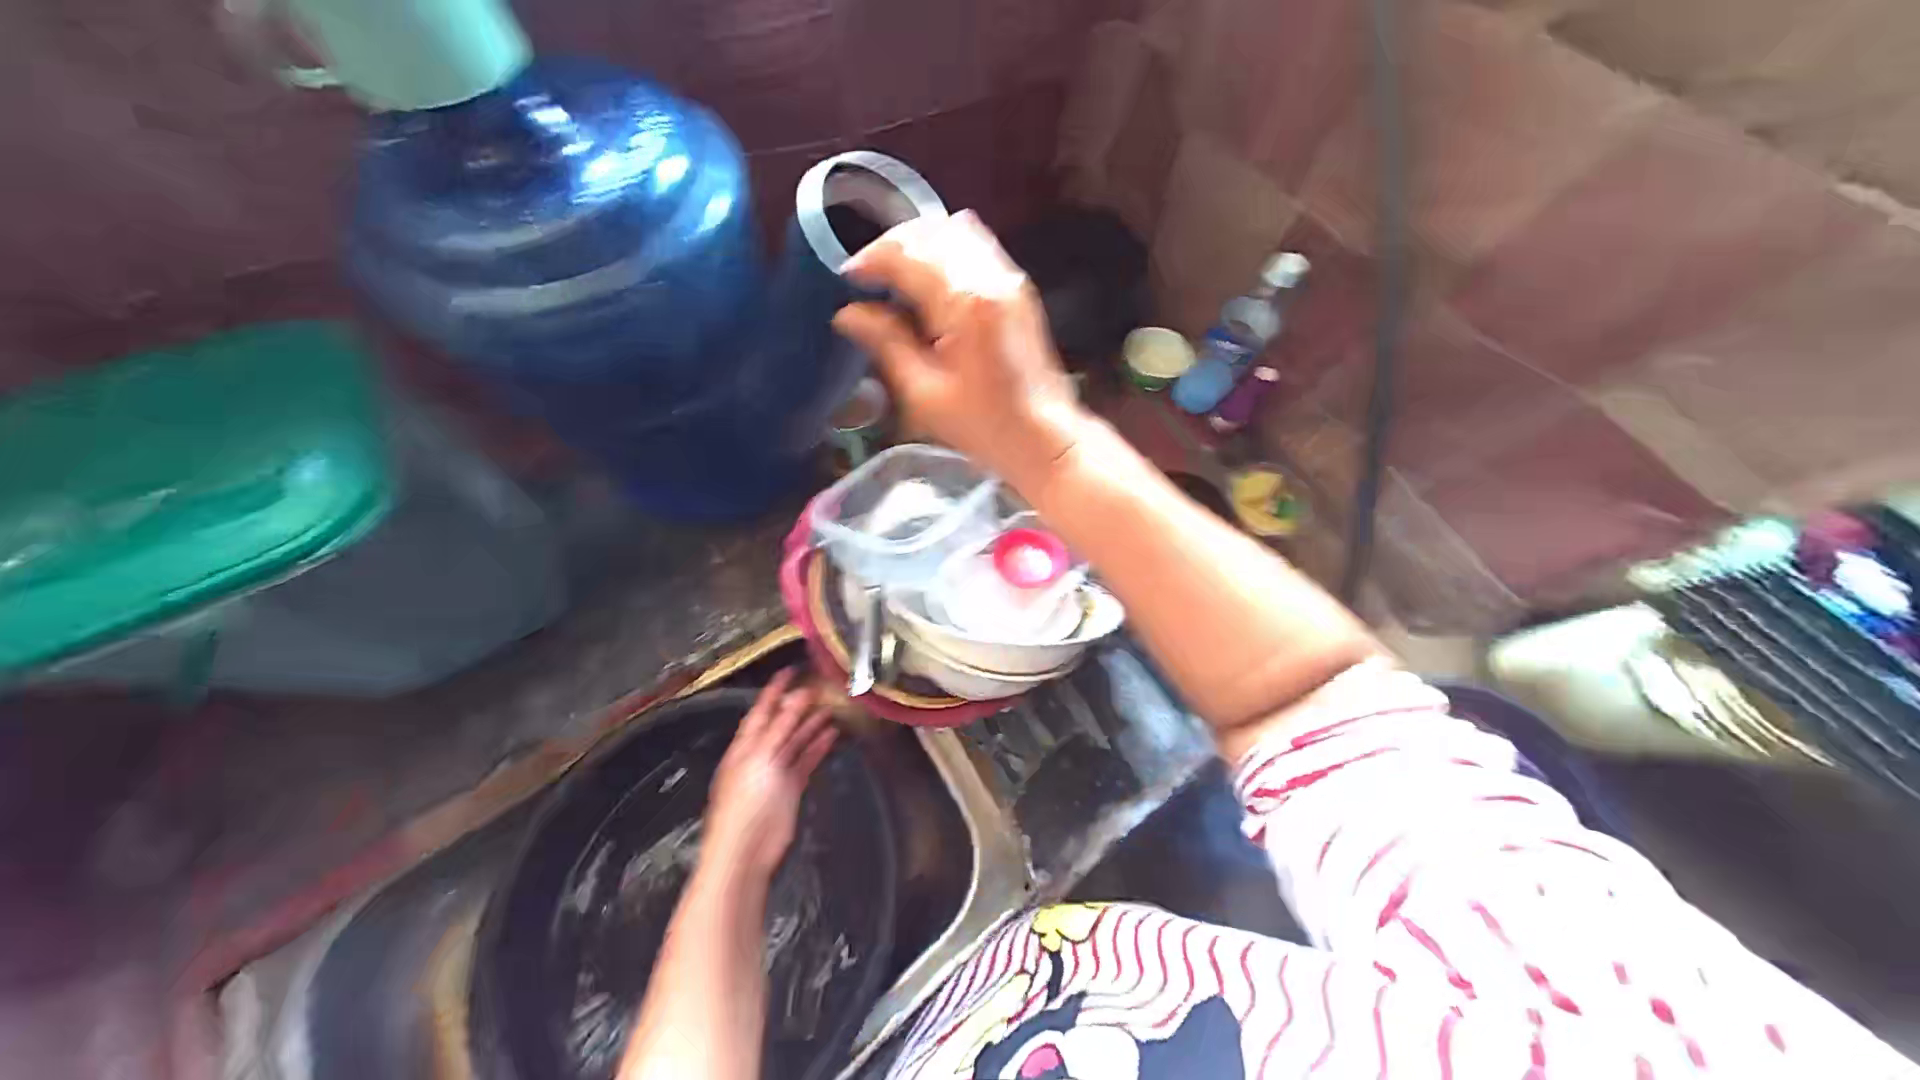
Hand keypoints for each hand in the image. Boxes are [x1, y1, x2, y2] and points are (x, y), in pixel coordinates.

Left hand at [701, 669, 837, 882]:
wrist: (745, 852)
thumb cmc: (746, 804)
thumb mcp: (762, 759)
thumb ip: (781, 727)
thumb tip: (798, 697)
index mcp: (746, 744)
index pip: (762, 709)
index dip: (775, 690)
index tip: (791, 671)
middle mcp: (760, 753)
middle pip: (781, 722)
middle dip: (798, 705)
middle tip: (820, 687)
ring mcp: (776, 770)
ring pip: (795, 740)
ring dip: (811, 723)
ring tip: (831, 707)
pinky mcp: (791, 786)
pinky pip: (805, 760)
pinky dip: (818, 746)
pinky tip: (831, 734)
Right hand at [833, 211, 1090, 494]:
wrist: (1046, 437)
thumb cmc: (984, 425)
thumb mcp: (924, 393)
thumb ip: (886, 343)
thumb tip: (848, 313)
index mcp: (964, 302)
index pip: (907, 254)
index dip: (870, 260)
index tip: (846, 281)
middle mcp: (990, 276)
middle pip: (931, 231)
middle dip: (891, 246)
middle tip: (867, 279)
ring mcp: (1009, 278)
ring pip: (955, 230)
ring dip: (920, 244)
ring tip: (896, 277)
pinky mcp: (1018, 288)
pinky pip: (977, 246)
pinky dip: (946, 251)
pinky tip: (931, 284)